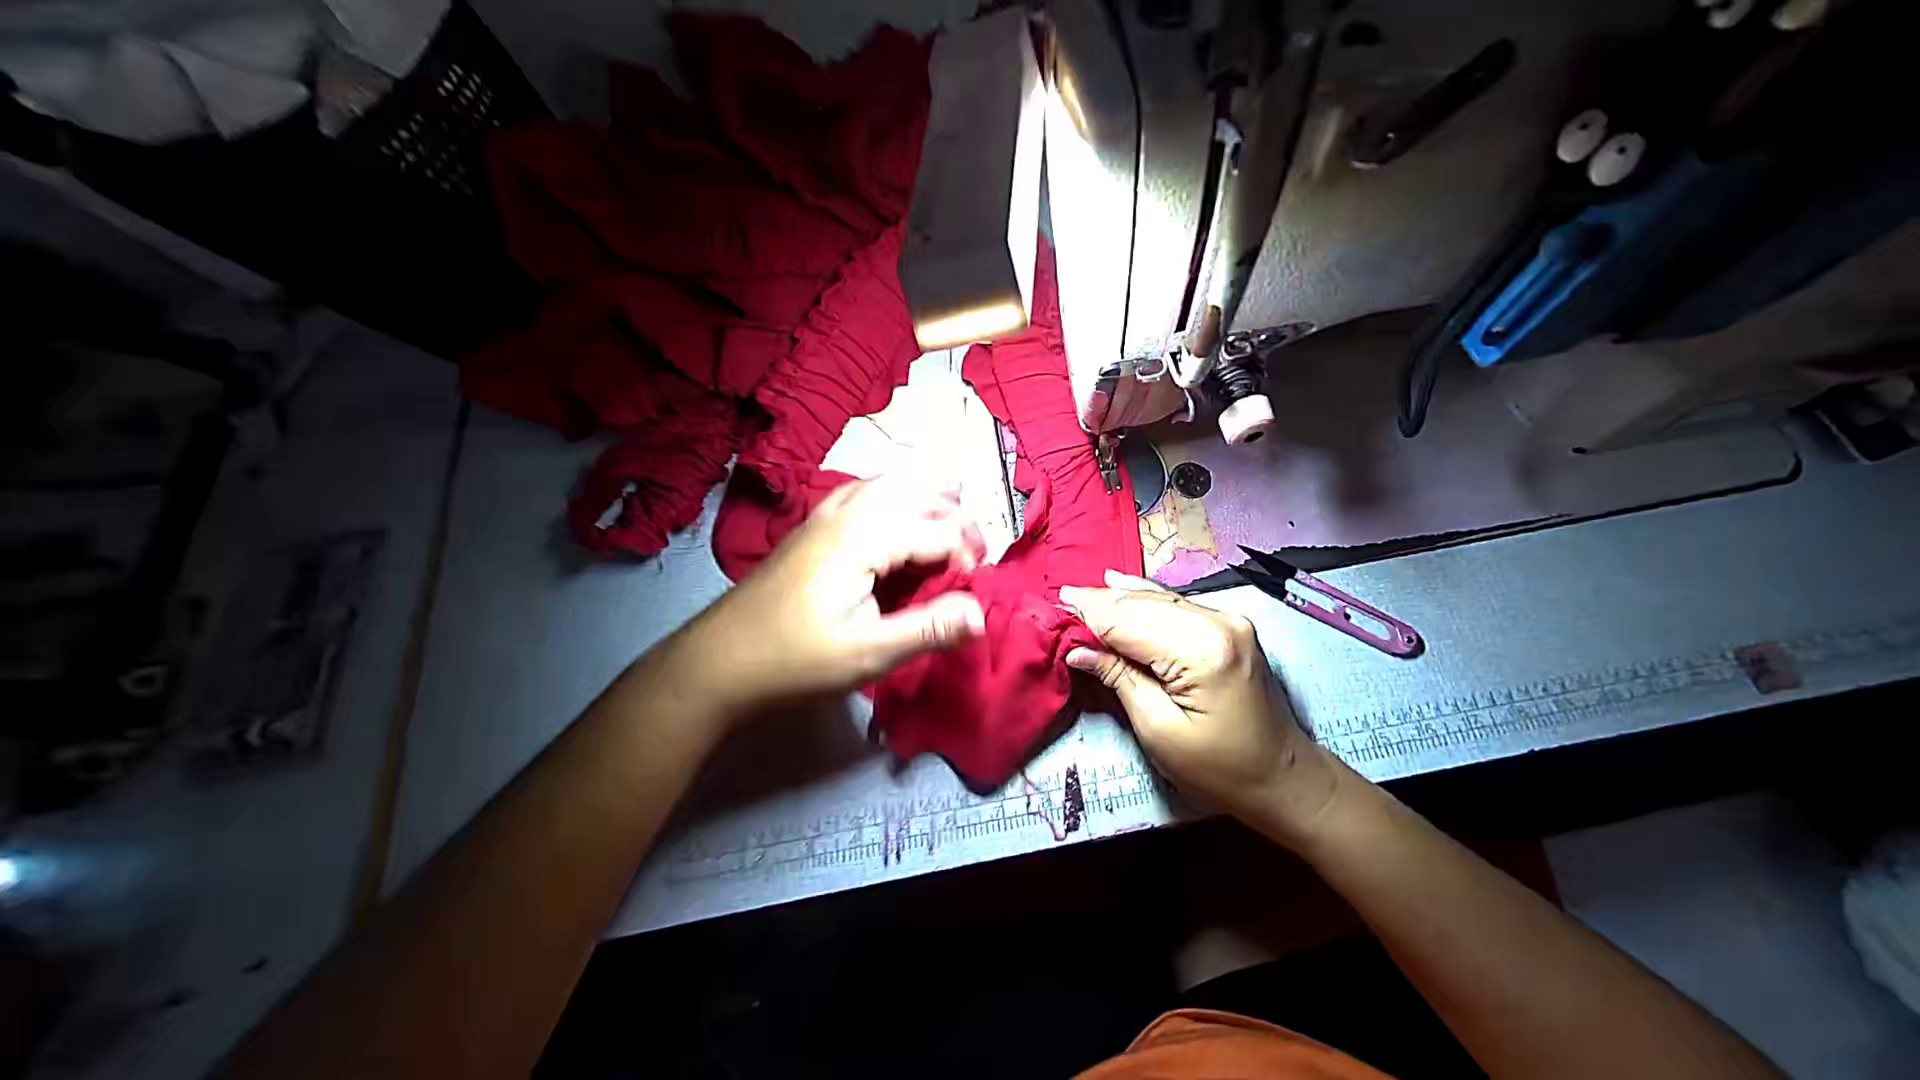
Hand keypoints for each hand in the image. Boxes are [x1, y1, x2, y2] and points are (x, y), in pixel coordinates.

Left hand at [676, 477, 986, 718]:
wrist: (718, 661)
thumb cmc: (794, 661)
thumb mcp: (867, 654)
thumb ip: (928, 629)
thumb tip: (981, 614)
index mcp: (865, 538)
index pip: (939, 531)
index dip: (967, 557)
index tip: (975, 592)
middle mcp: (847, 513)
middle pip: (917, 494)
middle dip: (955, 518)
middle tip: (974, 554)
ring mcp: (823, 515)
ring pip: (887, 485)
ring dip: (925, 499)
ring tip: (951, 518)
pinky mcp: (810, 527)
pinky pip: (860, 492)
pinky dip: (890, 495)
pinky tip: (892, 512)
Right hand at [1061, 570, 1342, 843]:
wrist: (1284, 778)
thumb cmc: (1219, 769)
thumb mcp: (1158, 730)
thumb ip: (1119, 678)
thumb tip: (1079, 648)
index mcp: (1202, 650)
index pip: (1129, 621)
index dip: (1089, 614)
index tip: (1053, 605)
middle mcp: (1219, 622)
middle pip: (1142, 604)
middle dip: (1099, 603)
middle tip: (1059, 599)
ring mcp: (1228, 619)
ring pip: (1157, 599)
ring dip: (1117, 599)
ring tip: (1078, 595)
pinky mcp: (1229, 625)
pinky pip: (1175, 605)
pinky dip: (1143, 599)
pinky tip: (1118, 582)